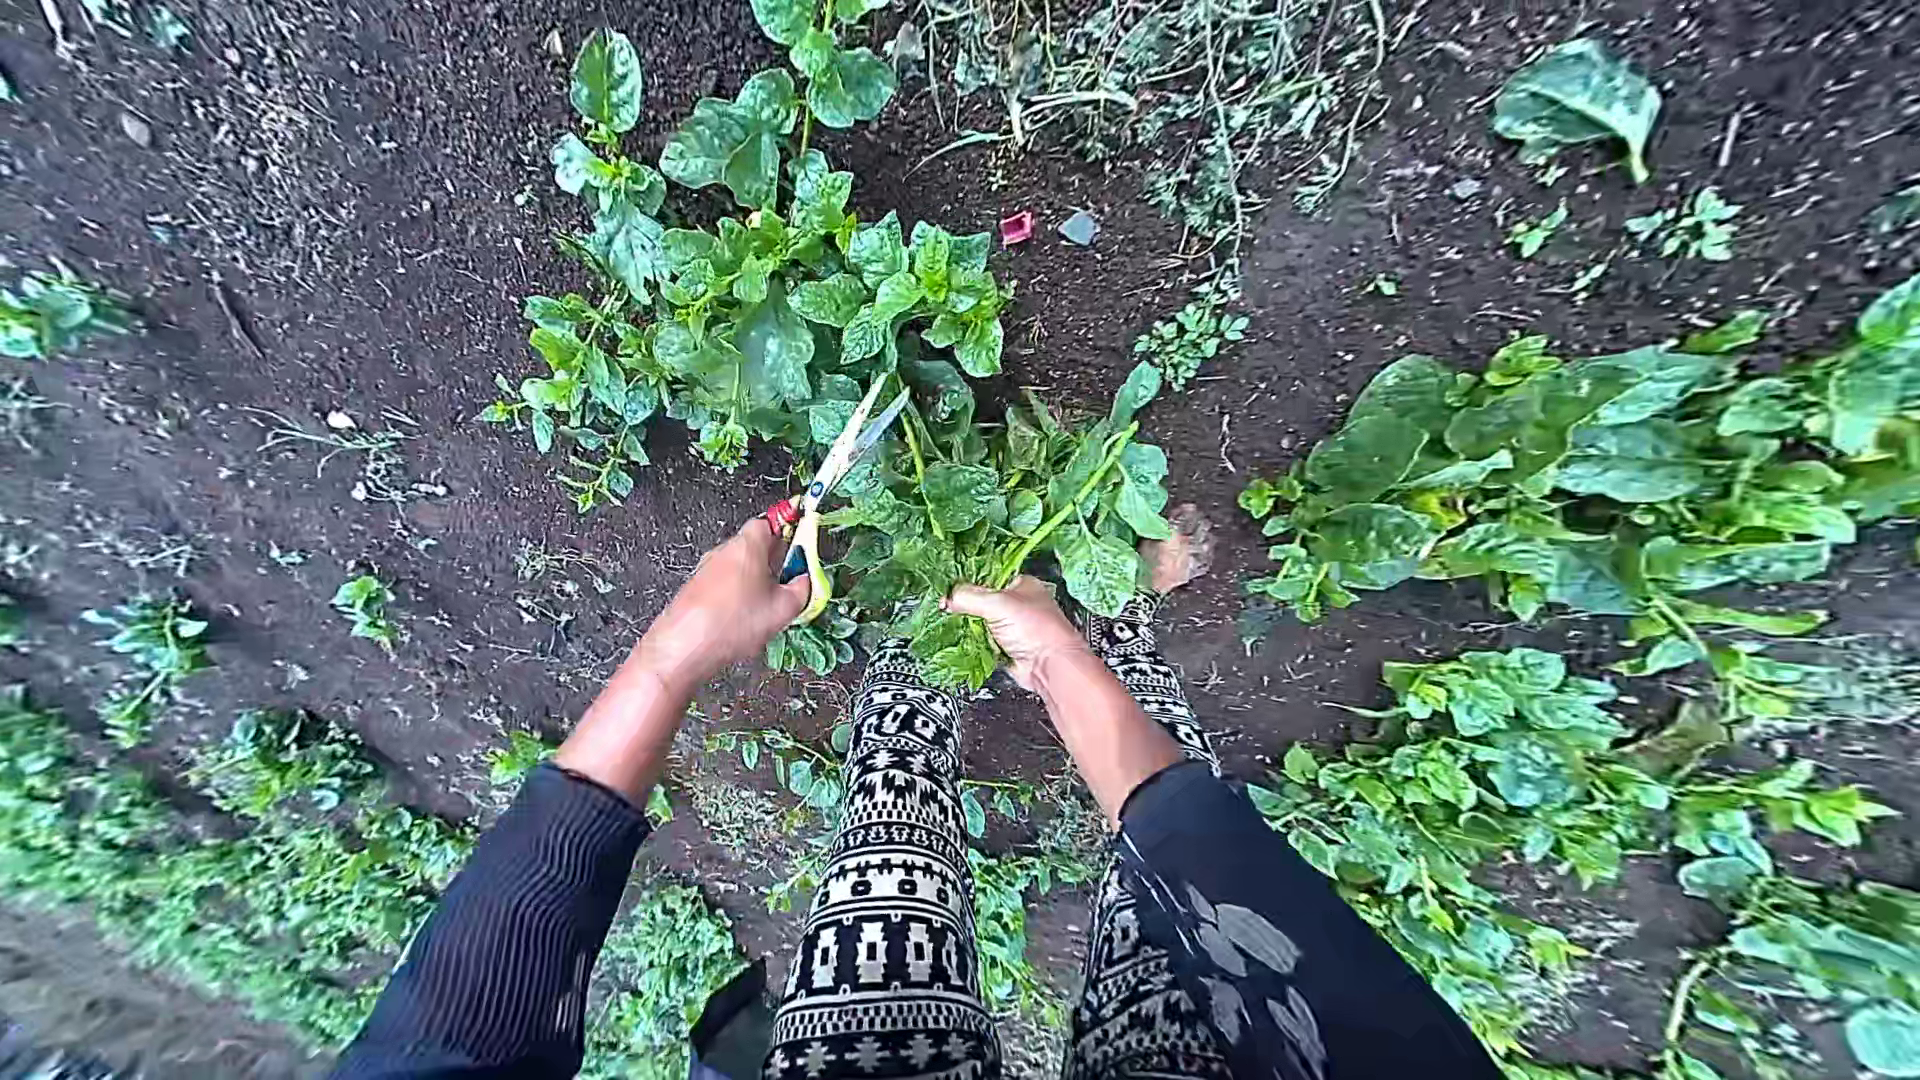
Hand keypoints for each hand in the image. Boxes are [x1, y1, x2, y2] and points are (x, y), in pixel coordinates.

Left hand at [633, 518, 811, 693]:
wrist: (683, 649)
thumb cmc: (732, 623)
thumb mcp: (784, 608)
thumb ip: (803, 589)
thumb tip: (806, 581)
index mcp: (747, 545)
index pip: (769, 522)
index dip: (787, 529)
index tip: (801, 541)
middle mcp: (724, 552)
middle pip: (755, 544)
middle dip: (775, 559)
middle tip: (791, 578)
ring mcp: (706, 570)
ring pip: (740, 566)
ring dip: (757, 579)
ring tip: (769, 604)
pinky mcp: (696, 590)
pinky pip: (725, 584)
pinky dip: (738, 594)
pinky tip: (745, 618)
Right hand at [944, 576, 1089, 690]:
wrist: (1051, 667)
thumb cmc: (1039, 631)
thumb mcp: (998, 604)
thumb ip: (970, 597)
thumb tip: (949, 597)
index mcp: (1020, 584)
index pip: (987, 576)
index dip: (968, 582)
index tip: (949, 588)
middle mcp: (1016, 604)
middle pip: (980, 601)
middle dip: (965, 606)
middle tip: (948, 607)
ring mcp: (1011, 627)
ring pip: (979, 622)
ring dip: (968, 626)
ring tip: (954, 624)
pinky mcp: (1005, 647)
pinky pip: (981, 641)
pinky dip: (973, 642)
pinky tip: (964, 640)